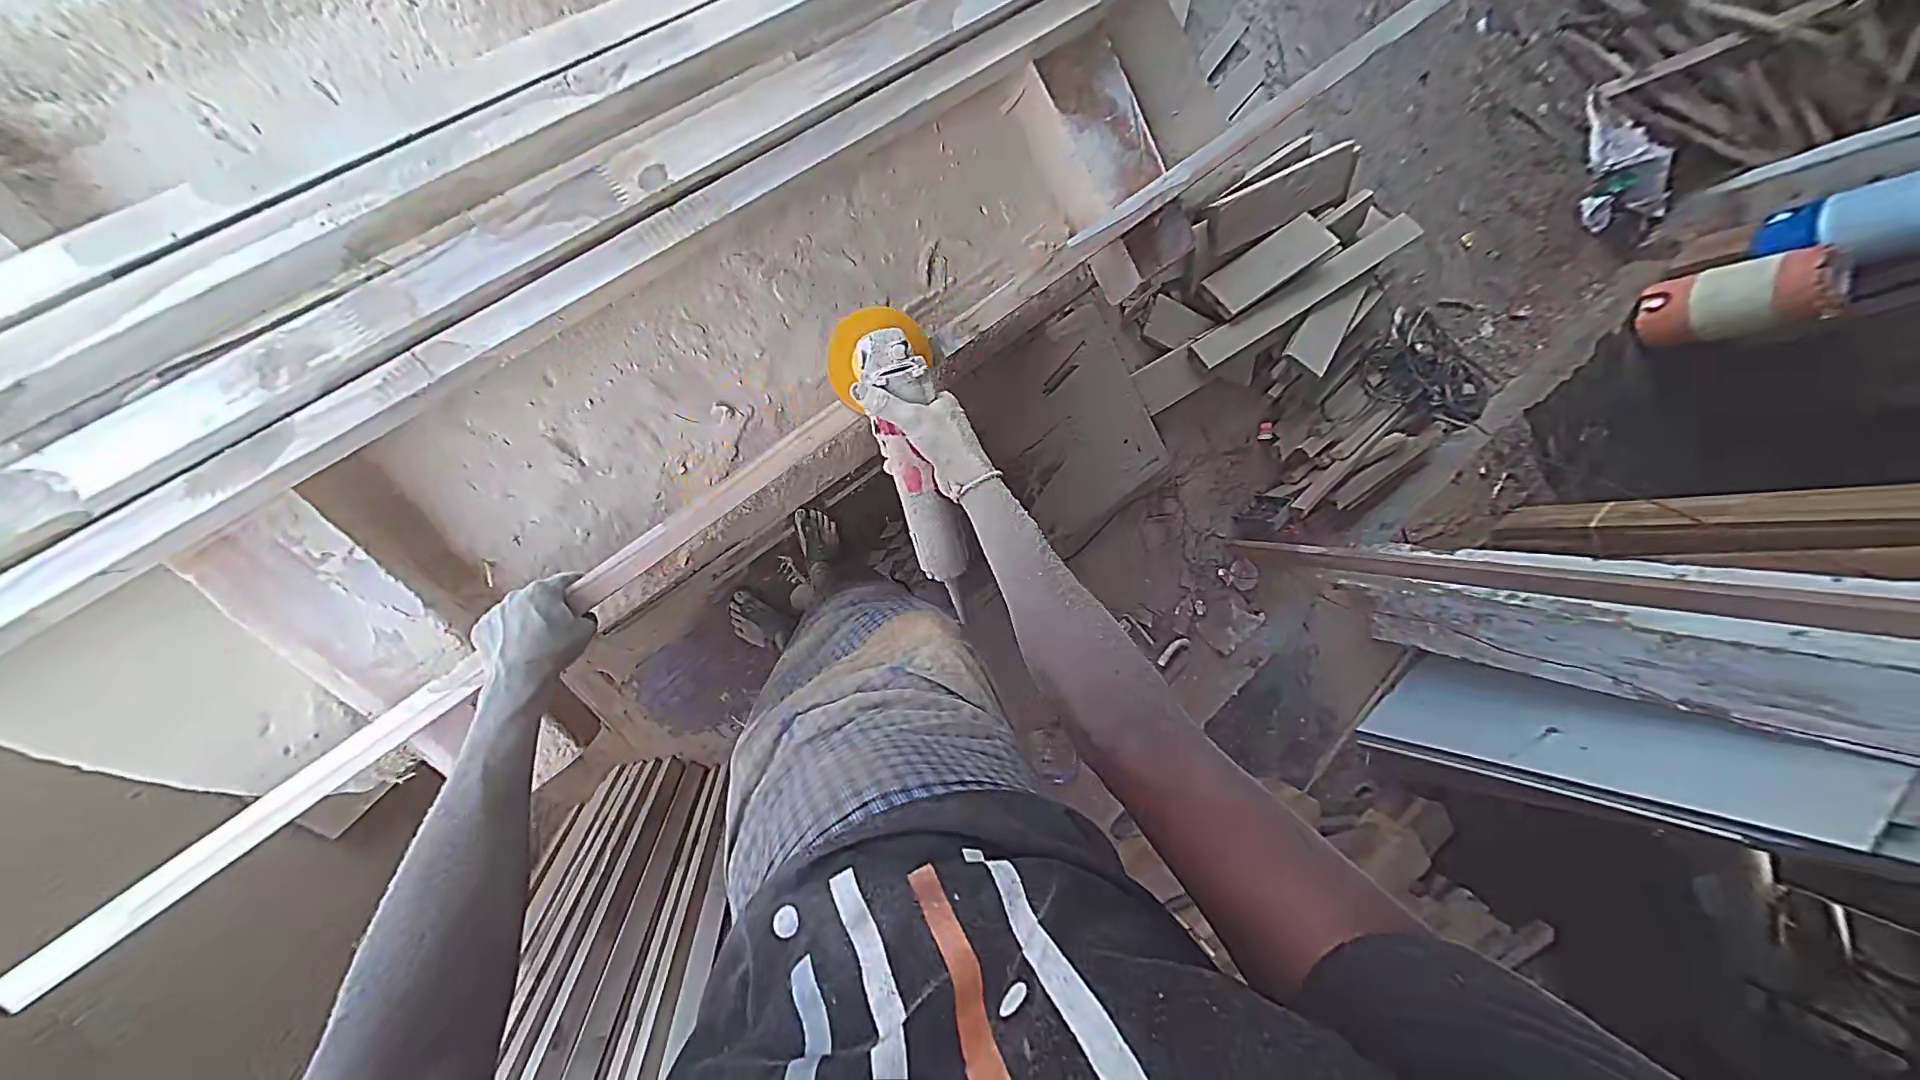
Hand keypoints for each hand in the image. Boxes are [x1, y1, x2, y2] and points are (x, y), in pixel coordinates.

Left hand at [473, 573, 596, 686]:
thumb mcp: (586, 632)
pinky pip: (501, 626)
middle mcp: (517, 595)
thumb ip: (587, 617)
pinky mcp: (481, 629)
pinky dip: (509, 633)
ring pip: (518, 610)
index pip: (566, 579)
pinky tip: (518, 648)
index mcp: (544, 590)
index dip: (577, 586)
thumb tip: (582, 617)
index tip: (582, 594)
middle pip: (539, 595)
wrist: (519, 678)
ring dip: (527, 618)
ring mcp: (495, 611)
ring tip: (537, 640)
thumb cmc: (555, 651)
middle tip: (560, 624)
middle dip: (550, 605)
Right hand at [855, 386, 996, 499]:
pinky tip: (900, 465)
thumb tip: (865, 392)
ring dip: (895, 448)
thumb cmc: (952, 446)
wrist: (964, 478)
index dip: (891, 401)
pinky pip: (910, 456)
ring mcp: (935, 440)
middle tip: (886, 435)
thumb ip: (886, 404)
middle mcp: (939, 419)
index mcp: (940, 401)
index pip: (908, 394)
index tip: (879, 408)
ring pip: (905, 440)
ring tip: (894, 452)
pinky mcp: (932, 458)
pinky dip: (902, 462)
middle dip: (891, 431)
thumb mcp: (913, 418)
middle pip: (902, 419)